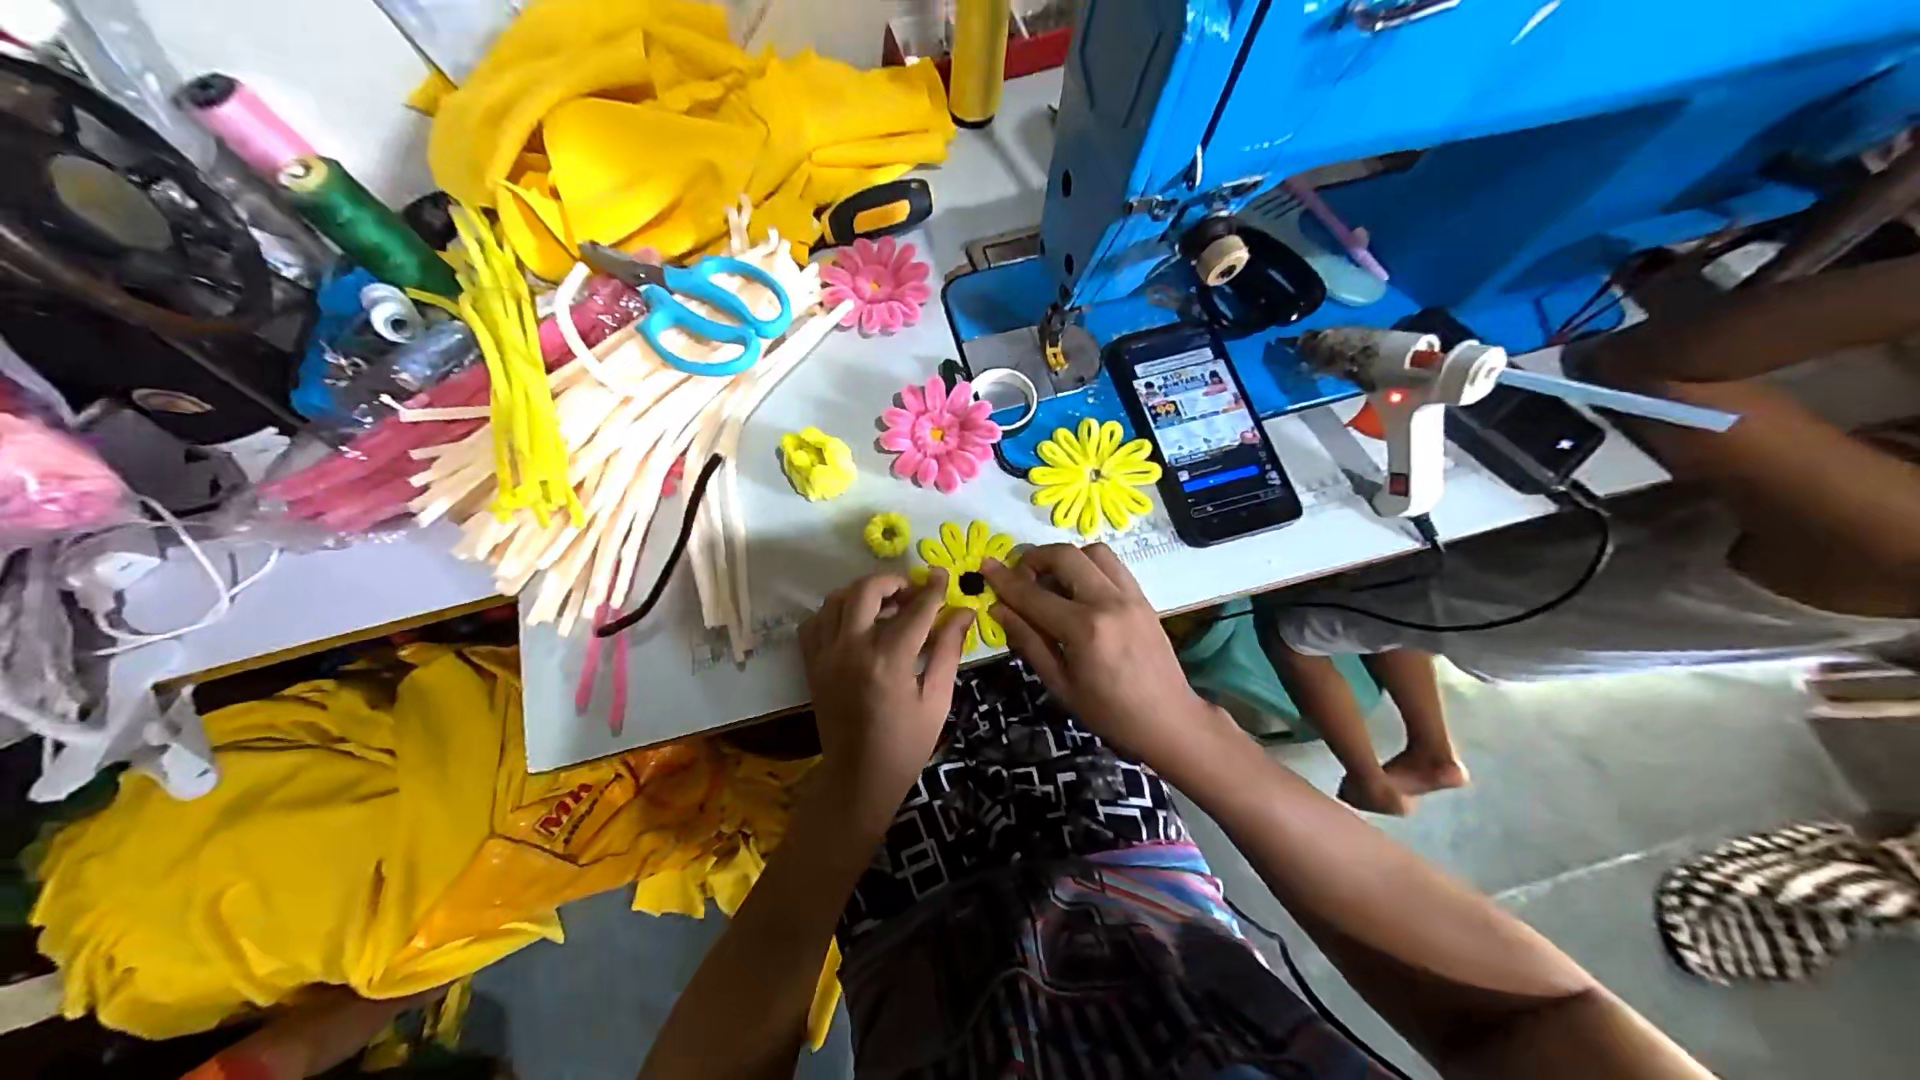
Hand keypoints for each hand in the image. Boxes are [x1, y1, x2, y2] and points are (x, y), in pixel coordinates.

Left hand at [798, 570, 973, 820]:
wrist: (859, 777)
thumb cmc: (906, 743)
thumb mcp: (937, 698)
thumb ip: (948, 649)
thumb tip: (964, 612)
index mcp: (888, 660)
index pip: (916, 609)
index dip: (933, 589)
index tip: (943, 576)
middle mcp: (851, 649)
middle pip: (866, 590)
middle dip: (893, 582)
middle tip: (912, 592)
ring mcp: (825, 655)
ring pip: (836, 600)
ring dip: (862, 594)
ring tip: (885, 606)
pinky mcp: (811, 664)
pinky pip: (814, 622)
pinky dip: (833, 613)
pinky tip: (854, 624)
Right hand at [981, 543, 1223, 769]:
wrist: (1168, 719)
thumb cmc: (1109, 712)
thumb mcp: (1060, 684)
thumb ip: (1028, 641)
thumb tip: (998, 609)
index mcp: (1084, 630)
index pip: (1034, 595)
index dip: (1005, 580)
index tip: (986, 566)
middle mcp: (1108, 603)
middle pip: (1065, 556)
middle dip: (1035, 558)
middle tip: (1021, 577)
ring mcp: (1130, 596)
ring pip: (1092, 551)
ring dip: (1066, 558)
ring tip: (1052, 581)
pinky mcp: (1143, 597)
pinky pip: (1113, 565)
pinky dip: (1089, 566)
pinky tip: (1078, 588)